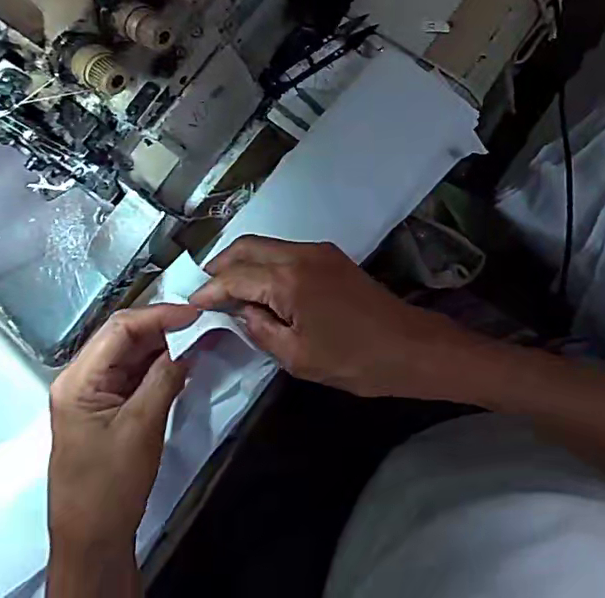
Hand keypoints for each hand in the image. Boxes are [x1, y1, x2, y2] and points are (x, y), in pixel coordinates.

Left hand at [48, 304, 197, 558]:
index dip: (158, 316)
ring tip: (196, 338)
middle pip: (121, 338)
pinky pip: (130, 375)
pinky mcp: (103, 409)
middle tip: (199, 324)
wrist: (91, 544)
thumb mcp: (141, 428)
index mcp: (77, 379)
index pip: (119, 329)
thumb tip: (187, 345)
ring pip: (128, 355)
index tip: (193, 314)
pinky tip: (180, 363)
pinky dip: (155, 367)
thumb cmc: (110, 487)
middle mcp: (79, 379)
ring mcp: (90, 394)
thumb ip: (164, 378)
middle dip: (161, 328)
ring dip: (160, 346)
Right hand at [188, 236, 481, 398]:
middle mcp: (299, 254)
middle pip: (246, 246)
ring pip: (265, 245)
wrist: (412, 347)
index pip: (235, 277)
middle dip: (220, 264)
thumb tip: (241, 312)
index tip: (192, 303)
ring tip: (227, 288)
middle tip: (204, 288)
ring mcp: (317, 251)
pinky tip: (259, 285)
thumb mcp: (298, 359)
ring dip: (242, 261)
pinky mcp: (329, 255)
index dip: (210, 290)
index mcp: (288, 280)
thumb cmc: (355, 361)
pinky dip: (263, 263)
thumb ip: (260, 330)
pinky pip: (284, 251)